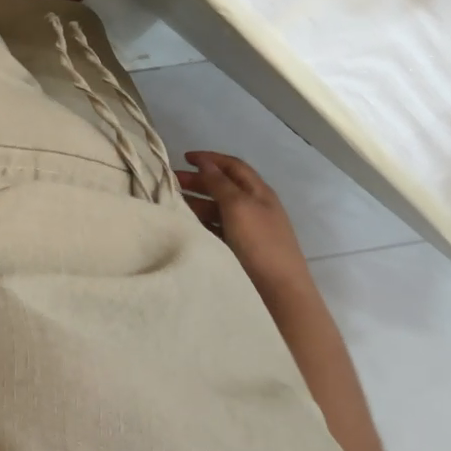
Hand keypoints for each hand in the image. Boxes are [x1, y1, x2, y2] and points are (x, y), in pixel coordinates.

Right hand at [177, 151, 310, 289]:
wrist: (279, 292)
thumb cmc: (259, 242)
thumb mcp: (238, 205)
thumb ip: (219, 183)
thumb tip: (205, 163)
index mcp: (258, 192)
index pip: (232, 166)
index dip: (209, 158)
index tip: (184, 157)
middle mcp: (254, 207)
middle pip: (223, 186)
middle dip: (198, 180)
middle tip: (171, 182)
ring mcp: (248, 229)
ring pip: (217, 208)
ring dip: (196, 202)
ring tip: (173, 205)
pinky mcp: (240, 249)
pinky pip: (216, 228)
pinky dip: (201, 223)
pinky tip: (186, 226)